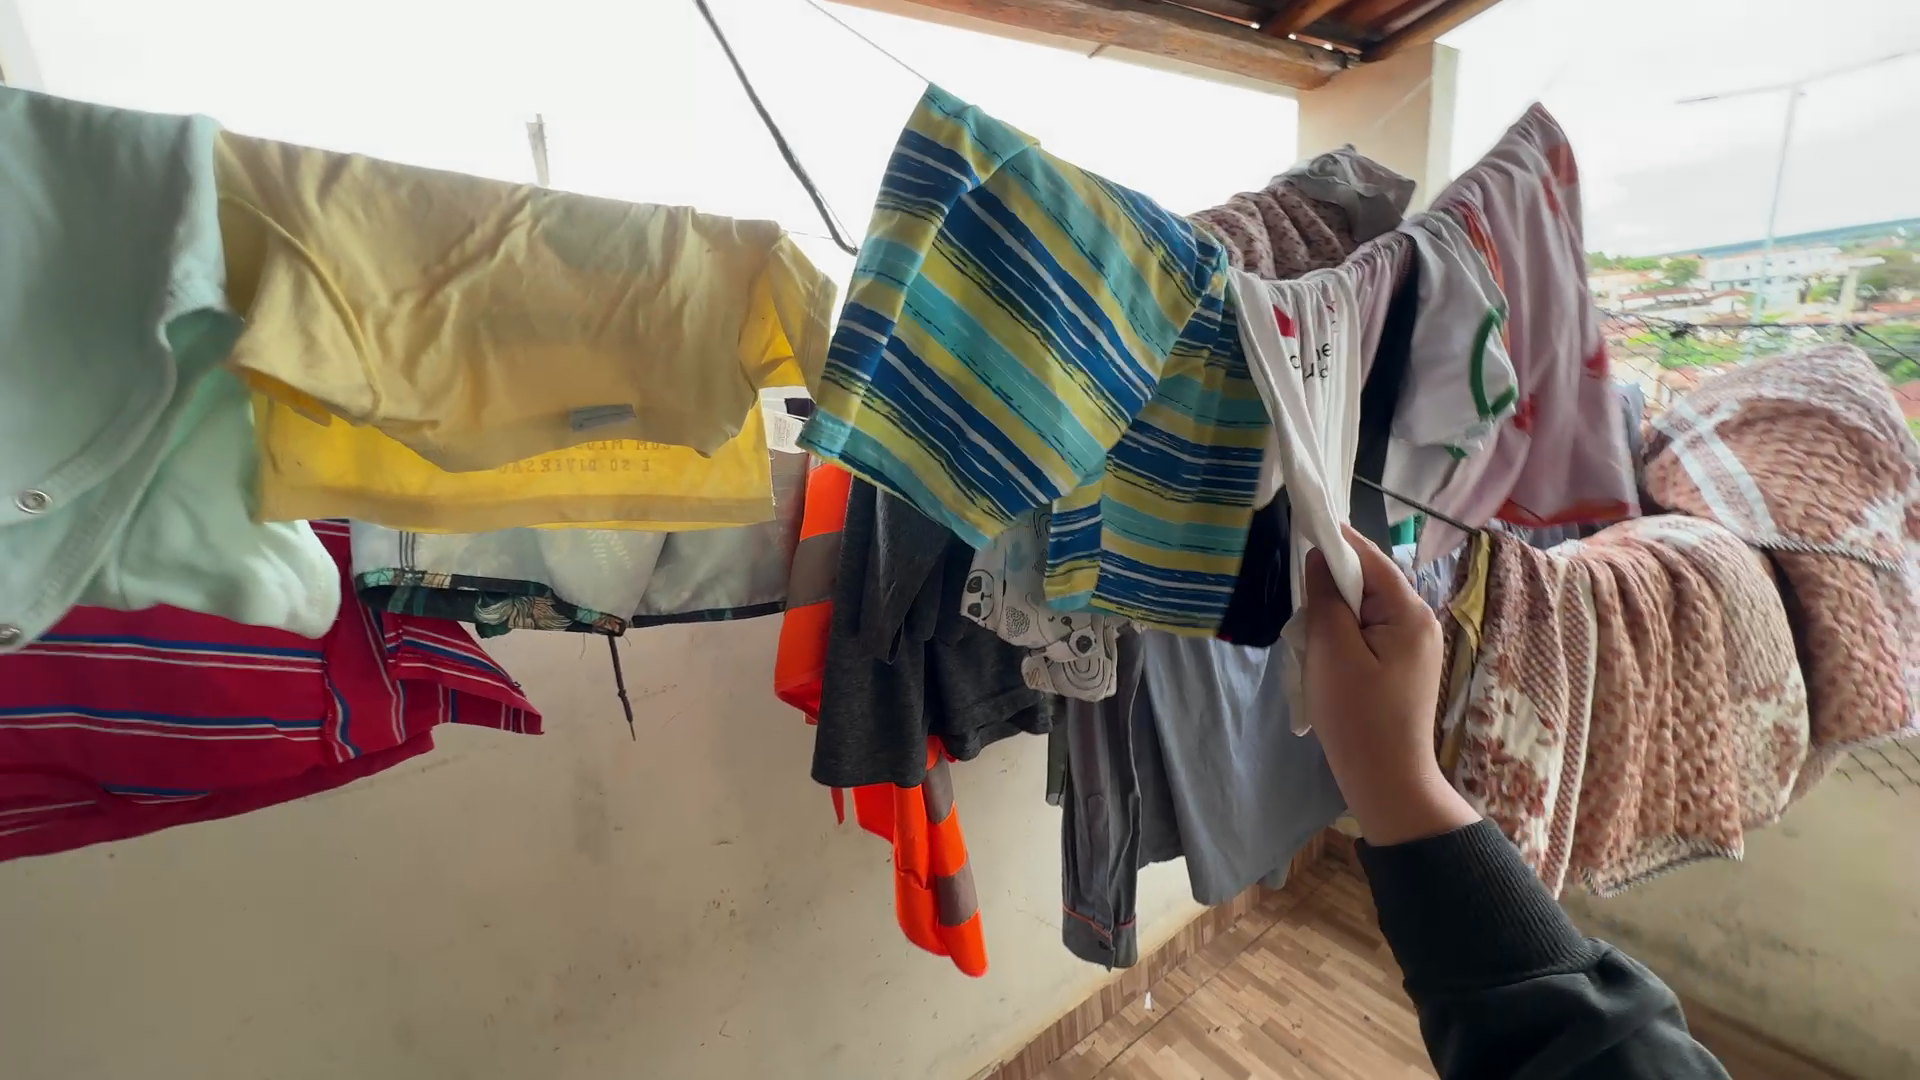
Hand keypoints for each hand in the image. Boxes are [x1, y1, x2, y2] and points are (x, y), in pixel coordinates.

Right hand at [1302, 525, 1479, 846]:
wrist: (1385, 778)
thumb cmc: (1356, 714)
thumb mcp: (1332, 650)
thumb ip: (1325, 599)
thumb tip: (1318, 558)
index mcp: (1408, 613)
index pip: (1369, 560)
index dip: (1335, 540)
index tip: (1303, 520)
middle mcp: (1418, 621)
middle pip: (1368, 580)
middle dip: (1330, 578)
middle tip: (1293, 581)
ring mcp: (1411, 644)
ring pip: (1364, 606)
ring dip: (1332, 606)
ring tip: (1303, 617)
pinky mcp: (1398, 663)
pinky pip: (1365, 628)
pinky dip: (1340, 627)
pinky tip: (1320, 641)